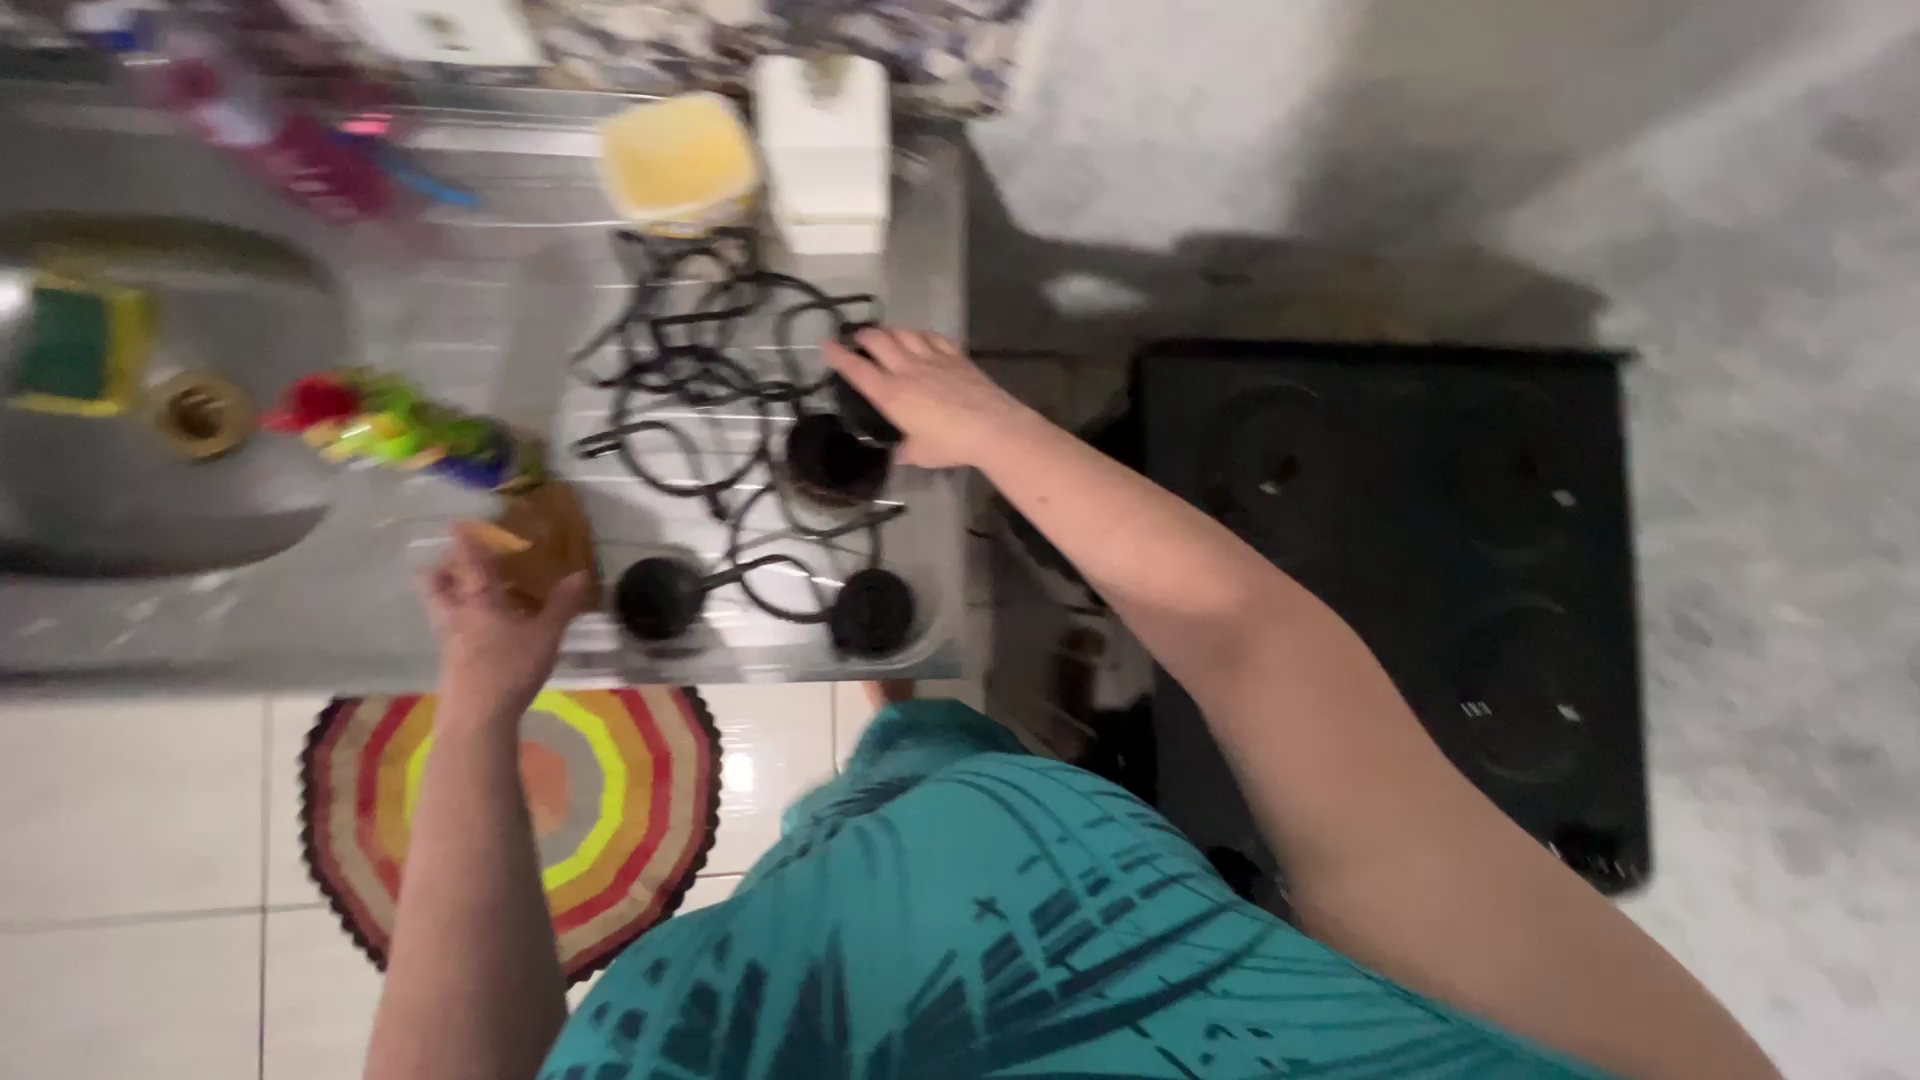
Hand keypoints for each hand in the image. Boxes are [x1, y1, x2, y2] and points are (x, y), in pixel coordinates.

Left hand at [421, 524, 591, 726]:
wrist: (477, 715)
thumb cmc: (510, 667)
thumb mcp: (546, 634)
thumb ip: (562, 604)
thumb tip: (580, 574)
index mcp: (478, 602)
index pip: (470, 564)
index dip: (465, 543)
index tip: (456, 524)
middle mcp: (456, 615)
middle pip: (435, 584)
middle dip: (441, 569)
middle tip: (454, 561)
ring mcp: (449, 640)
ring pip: (439, 607)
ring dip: (446, 593)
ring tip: (466, 591)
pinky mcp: (451, 661)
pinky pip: (450, 629)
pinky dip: (459, 619)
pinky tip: (480, 629)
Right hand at [823, 327, 1040, 468]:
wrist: (992, 427)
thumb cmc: (951, 445)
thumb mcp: (921, 454)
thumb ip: (905, 450)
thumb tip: (898, 453)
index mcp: (891, 395)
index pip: (856, 369)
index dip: (838, 354)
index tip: (826, 343)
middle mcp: (907, 370)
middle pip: (878, 340)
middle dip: (864, 335)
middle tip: (859, 339)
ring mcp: (932, 359)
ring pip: (903, 332)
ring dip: (891, 331)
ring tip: (888, 336)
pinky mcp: (955, 355)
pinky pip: (932, 336)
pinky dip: (921, 335)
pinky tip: (921, 339)